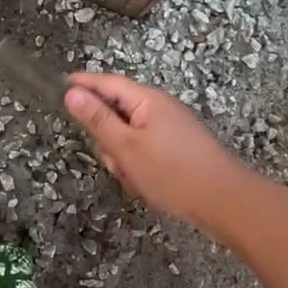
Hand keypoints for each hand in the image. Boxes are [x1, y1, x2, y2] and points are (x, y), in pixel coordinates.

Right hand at [64, 72, 246, 233]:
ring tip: (137, 181)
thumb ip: (97, 119)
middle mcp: (159, 108)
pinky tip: (150, 188)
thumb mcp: (126, 147)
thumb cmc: (173, 172)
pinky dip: (141, 166)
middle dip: (108, 138)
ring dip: (125, 158)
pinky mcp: (180, 149)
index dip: (83, 84)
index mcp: (146, 100)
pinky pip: (147, 151)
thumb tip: (72, 92)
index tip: (59, 86)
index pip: (107, 83)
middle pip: (118, 113)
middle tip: (114, 162)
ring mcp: (172, 129)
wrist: (228, 204)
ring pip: (131, 137)